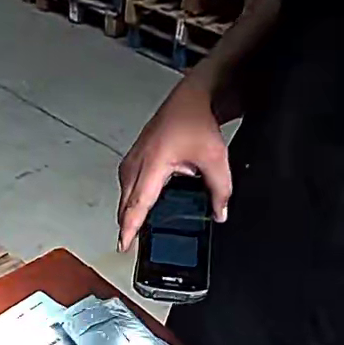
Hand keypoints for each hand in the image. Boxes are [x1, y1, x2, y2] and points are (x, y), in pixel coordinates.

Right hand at [117, 79, 231, 251]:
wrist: (190, 97)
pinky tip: (138, 208)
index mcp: (154, 162)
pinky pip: (125, 187)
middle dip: (127, 226)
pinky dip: (129, 200)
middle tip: (129, 247)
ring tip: (133, 232)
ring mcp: (132, 160)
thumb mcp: (216, 157)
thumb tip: (220, 214)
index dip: (130, 227)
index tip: (123, 245)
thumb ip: (220, 190)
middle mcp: (137, 162)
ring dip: (128, 214)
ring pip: (124, 197)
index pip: (138, 203)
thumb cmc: (197, 120)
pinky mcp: (132, 159)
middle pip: (126, 205)